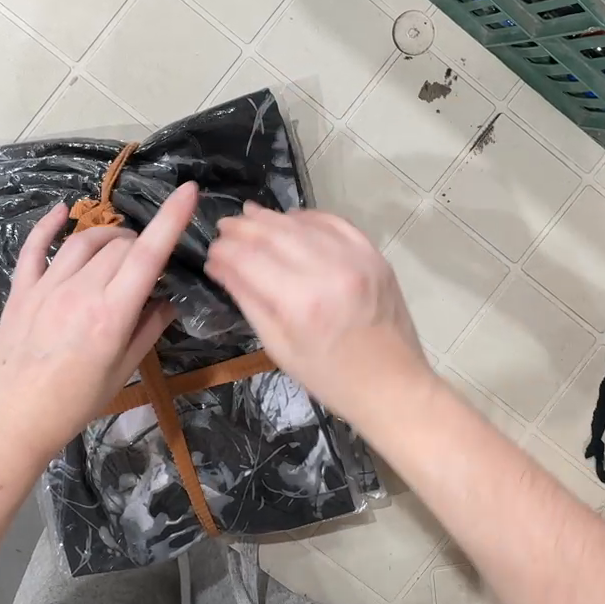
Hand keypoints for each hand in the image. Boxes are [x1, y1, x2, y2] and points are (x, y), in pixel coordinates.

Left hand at [0, 183, 200, 461]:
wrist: (12, 423)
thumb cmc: (74, 405)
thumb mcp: (122, 372)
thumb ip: (148, 330)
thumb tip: (168, 299)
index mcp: (111, 315)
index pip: (148, 255)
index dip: (171, 220)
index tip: (189, 191)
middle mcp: (80, 292)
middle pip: (119, 246)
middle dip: (141, 244)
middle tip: (148, 264)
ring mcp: (46, 288)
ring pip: (83, 241)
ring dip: (107, 236)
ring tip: (119, 247)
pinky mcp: (21, 291)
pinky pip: (33, 248)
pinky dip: (48, 225)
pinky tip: (60, 212)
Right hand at [205, 203, 432, 421]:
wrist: (393, 386)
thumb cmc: (330, 378)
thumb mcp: (279, 347)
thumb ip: (248, 299)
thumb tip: (219, 264)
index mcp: (300, 303)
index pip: (250, 259)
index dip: (225, 250)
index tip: (211, 250)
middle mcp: (329, 271)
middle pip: (274, 233)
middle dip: (244, 227)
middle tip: (224, 226)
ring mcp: (356, 258)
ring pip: (302, 223)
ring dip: (272, 218)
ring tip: (250, 217)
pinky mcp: (374, 255)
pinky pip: (334, 223)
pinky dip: (308, 217)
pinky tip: (291, 220)